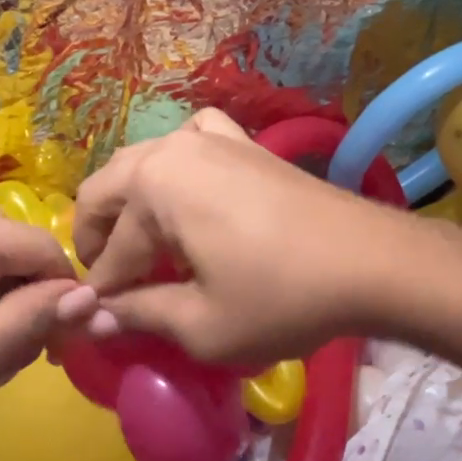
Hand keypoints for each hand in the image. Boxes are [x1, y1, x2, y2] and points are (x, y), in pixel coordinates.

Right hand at [71, 109, 416, 366]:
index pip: (108, 250)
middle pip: (105, 189)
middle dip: (95, 236)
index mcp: (149, 189)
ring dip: (129, 201)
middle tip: (111, 280)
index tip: (96, 320)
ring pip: (139, 160)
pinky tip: (191, 183)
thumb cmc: (279, 296)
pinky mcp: (236, 138)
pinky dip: (176, 157)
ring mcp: (201, 137)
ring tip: (145, 242)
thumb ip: (141, 315)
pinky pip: (189, 135)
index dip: (99, 292)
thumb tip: (95, 318)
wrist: (366, 260)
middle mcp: (165, 151)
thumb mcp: (203, 325)